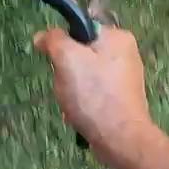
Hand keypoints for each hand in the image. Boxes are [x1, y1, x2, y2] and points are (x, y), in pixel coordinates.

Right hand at [33, 25, 157, 158]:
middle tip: (67, 86)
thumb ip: (53, 40)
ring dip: (72, 90)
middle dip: (67, 72)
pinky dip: (83, 102)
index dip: (63, 45)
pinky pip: (94, 93)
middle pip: (81, 54)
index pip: (80, 30)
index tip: (57, 62)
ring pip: (85, 76)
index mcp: (118, 37)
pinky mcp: (122, 99)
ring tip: (73, 105)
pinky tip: (80, 115)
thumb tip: (42, 37)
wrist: (119, 138)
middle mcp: (126, 53)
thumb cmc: (94, 94)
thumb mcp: (66, 58)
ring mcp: (125, 78)